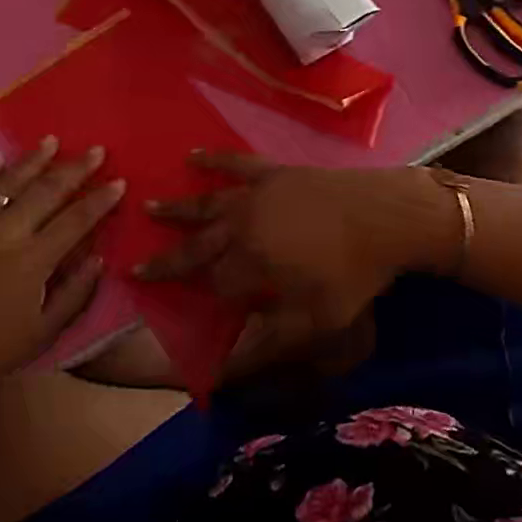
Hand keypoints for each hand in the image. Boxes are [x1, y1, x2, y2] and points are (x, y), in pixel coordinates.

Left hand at [0, 138, 123, 387]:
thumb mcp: (41, 333)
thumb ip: (75, 294)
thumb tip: (100, 259)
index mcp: (33, 261)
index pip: (76, 221)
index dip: (100, 200)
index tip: (119, 181)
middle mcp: (5, 234)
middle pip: (46, 193)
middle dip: (75, 169)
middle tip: (95, 149)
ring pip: (6, 184)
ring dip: (31, 161)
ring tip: (51, 141)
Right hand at [138, 153, 461, 364]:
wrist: (386, 215)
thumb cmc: (354, 272)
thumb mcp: (317, 320)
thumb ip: (270, 340)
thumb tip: (230, 365)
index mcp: (251, 264)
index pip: (216, 286)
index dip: (210, 300)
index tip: (203, 308)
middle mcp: (243, 226)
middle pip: (199, 245)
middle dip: (168, 259)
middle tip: (136, 264)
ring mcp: (257, 194)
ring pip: (208, 203)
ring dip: (178, 209)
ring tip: (149, 207)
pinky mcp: (274, 172)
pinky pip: (236, 164)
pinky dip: (213, 160)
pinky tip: (193, 156)